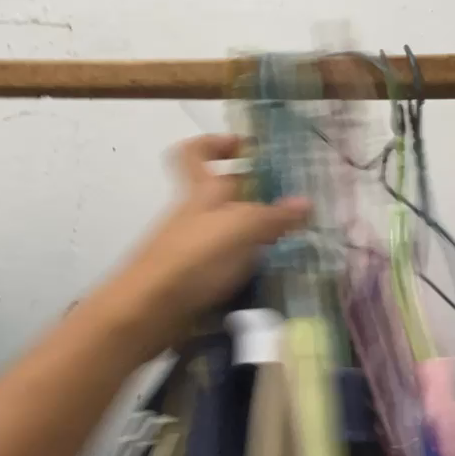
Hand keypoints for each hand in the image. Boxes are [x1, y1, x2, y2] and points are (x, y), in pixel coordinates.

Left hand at [103, 135, 310, 354]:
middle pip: (222, 194)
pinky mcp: (196, 280)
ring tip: (295, 243)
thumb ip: (273, 216)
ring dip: (259, 235)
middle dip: (256, 195)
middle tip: (293, 204)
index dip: (216, 143)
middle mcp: (195, 215)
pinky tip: (272, 276)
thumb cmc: (193, 258)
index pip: (195, 152)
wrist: (148, 312)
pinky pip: (229, 265)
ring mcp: (193, 249)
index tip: (246, 148)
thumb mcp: (240, 229)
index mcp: (200, 191)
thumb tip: (306, 202)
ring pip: (229, 231)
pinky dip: (250, 268)